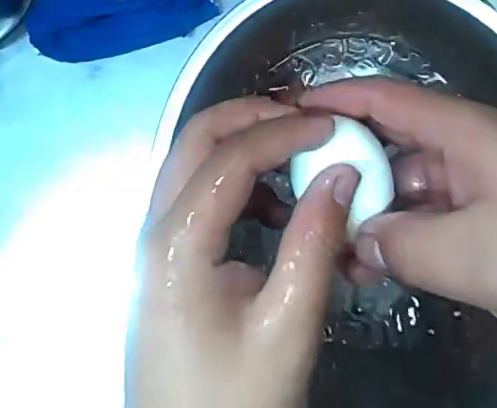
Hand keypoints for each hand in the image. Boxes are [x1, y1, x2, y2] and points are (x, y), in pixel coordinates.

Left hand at [130, 99, 359, 407]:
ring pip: (193, 158)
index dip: (283, 131)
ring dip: (242, 142)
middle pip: (197, 137)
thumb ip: (314, 243)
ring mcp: (154, 238)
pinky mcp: (166, 253)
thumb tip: (342, 173)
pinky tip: (275, 204)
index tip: (330, 126)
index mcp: (176, 240)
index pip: (229, 156)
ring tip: (296, 152)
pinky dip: (236, 178)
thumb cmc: (235, 400)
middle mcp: (154, 225)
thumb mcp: (285, 328)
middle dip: (252, 116)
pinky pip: (197, 190)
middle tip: (305, 121)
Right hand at [299, 79, 496, 353]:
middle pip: (390, 140)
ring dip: (378, 210)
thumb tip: (355, 239)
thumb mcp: (479, 258)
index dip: (328, 97)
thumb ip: (404, 247)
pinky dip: (412, 233)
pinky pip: (441, 212)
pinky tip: (388, 265)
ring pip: (414, 183)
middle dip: (345, 166)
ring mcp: (488, 177)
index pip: (378, 97)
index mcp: (459, 128)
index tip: (282, 108)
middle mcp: (469, 142)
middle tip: (297, 195)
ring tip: (335, 246)